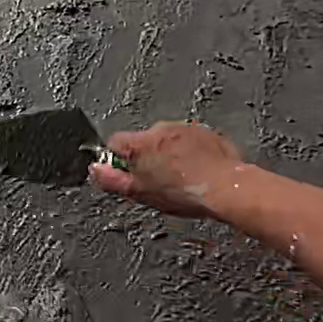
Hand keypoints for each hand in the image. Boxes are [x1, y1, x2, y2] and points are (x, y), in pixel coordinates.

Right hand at [89, 121, 245, 218]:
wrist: (227, 187)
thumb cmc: (184, 193)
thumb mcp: (139, 193)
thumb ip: (111, 180)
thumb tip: (95, 170)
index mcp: (139, 143)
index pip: (114, 143)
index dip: (117, 160)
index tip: (127, 174)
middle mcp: (160, 129)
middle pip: (142, 141)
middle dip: (147, 158)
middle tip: (157, 181)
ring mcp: (184, 128)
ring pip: (166, 140)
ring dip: (169, 154)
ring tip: (181, 178)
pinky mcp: (205, 132)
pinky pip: (189, 140)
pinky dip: (190, 153)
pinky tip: (197, 171)